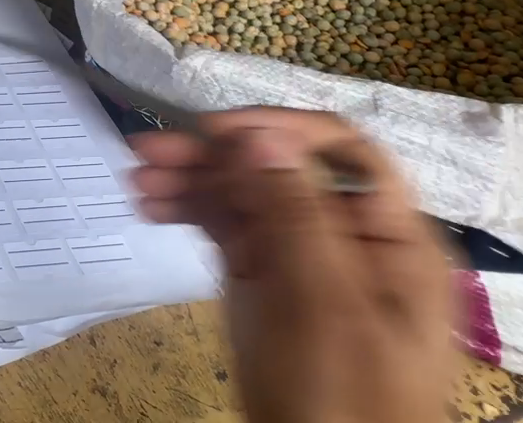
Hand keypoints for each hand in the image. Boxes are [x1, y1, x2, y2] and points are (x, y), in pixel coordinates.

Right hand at [130, 109, 455, 422]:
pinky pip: (223, 222)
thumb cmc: (338, 392)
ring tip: (135, 182)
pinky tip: (149, 207)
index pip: (343, 153)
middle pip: (276, 169)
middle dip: (211, 157)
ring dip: (188, 180)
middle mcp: (345, 235)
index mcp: (388, 240)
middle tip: (145, 153)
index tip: (212, 131)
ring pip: (242, 192)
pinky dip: (187, 209)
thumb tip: (259, 133)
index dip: (280, 130)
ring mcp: (301, 254)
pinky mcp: (262, 271)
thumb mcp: (322, 304)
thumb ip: (295, 214)